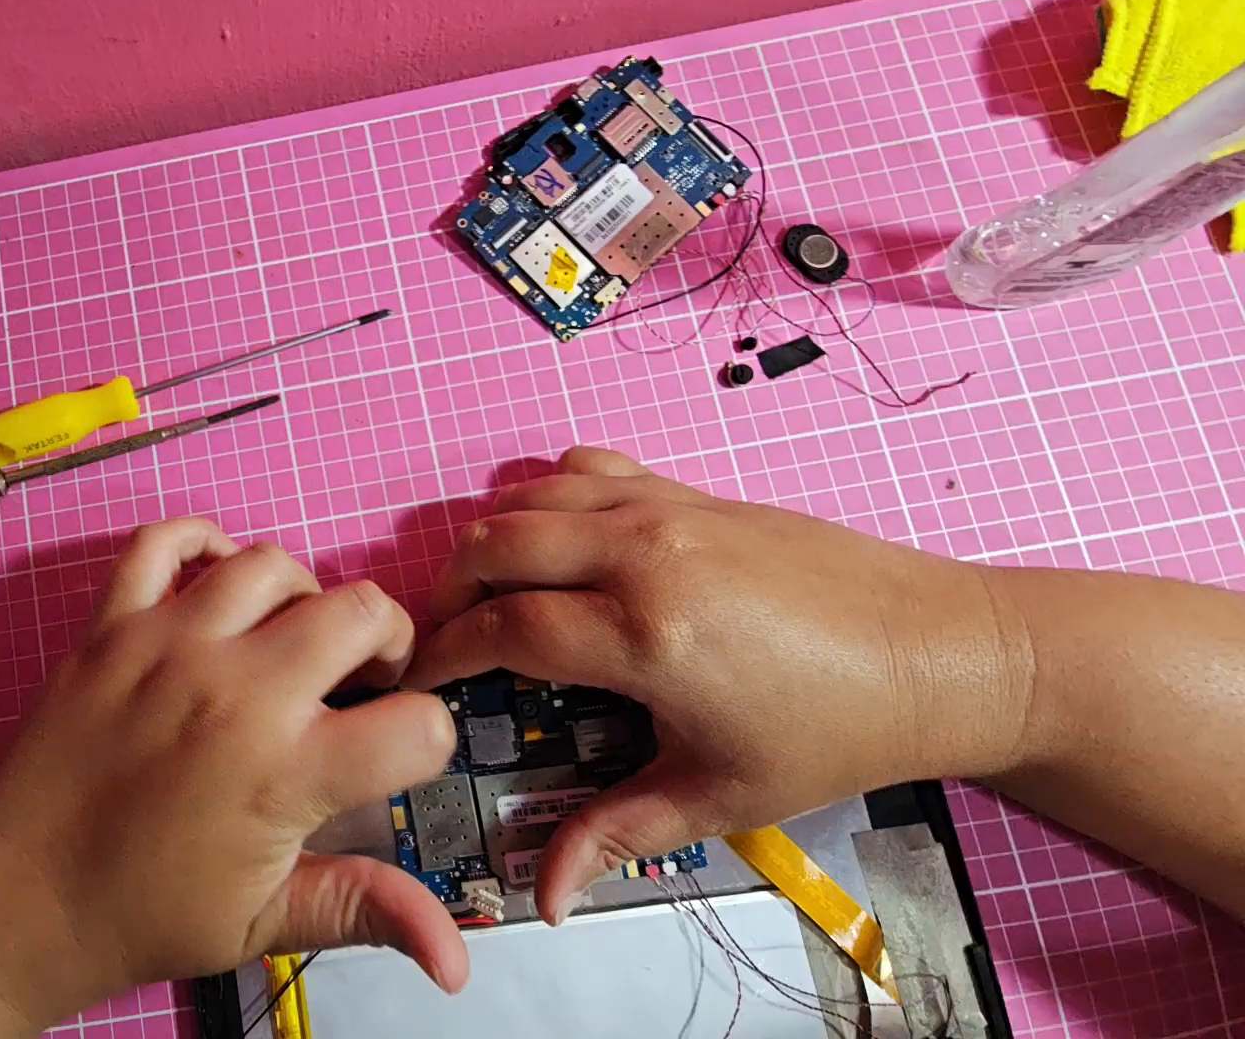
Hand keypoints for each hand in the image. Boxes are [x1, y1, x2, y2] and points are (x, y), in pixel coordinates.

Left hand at [0, 518, 466, 1031]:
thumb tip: (459, 961)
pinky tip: (215, 582)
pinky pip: (161, 542)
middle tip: (363, 673)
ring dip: (302, 593)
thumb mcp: (262, 925)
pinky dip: (199, 542)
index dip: (427, 734)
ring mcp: (166, 645)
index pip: (417, 724)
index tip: (398, 748)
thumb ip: (367, 911)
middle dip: (386, 638)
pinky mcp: (109, 625)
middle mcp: (235, 690)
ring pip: (271, 565)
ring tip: (290, 634)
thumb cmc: (142, 916)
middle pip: (359, 612)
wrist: (11, 903)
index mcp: (285, 773)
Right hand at [405, 447, 1032, 922]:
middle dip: (448, 590)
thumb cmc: (833, 732)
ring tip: (485, 589)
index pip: (501, 629)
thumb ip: (614, 835)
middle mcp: (638, 552)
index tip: (422, 681)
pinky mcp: (686, 486)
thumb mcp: (720, 793)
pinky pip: (584, 469)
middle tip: (446, 636)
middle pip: (492, 544)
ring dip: (487, 540)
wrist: (945, 650)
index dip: (445, 656)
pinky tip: (557, 537)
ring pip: (526, 496)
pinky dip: (546, 493)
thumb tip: (543, 899)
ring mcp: (662, 507)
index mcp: (642, 631)